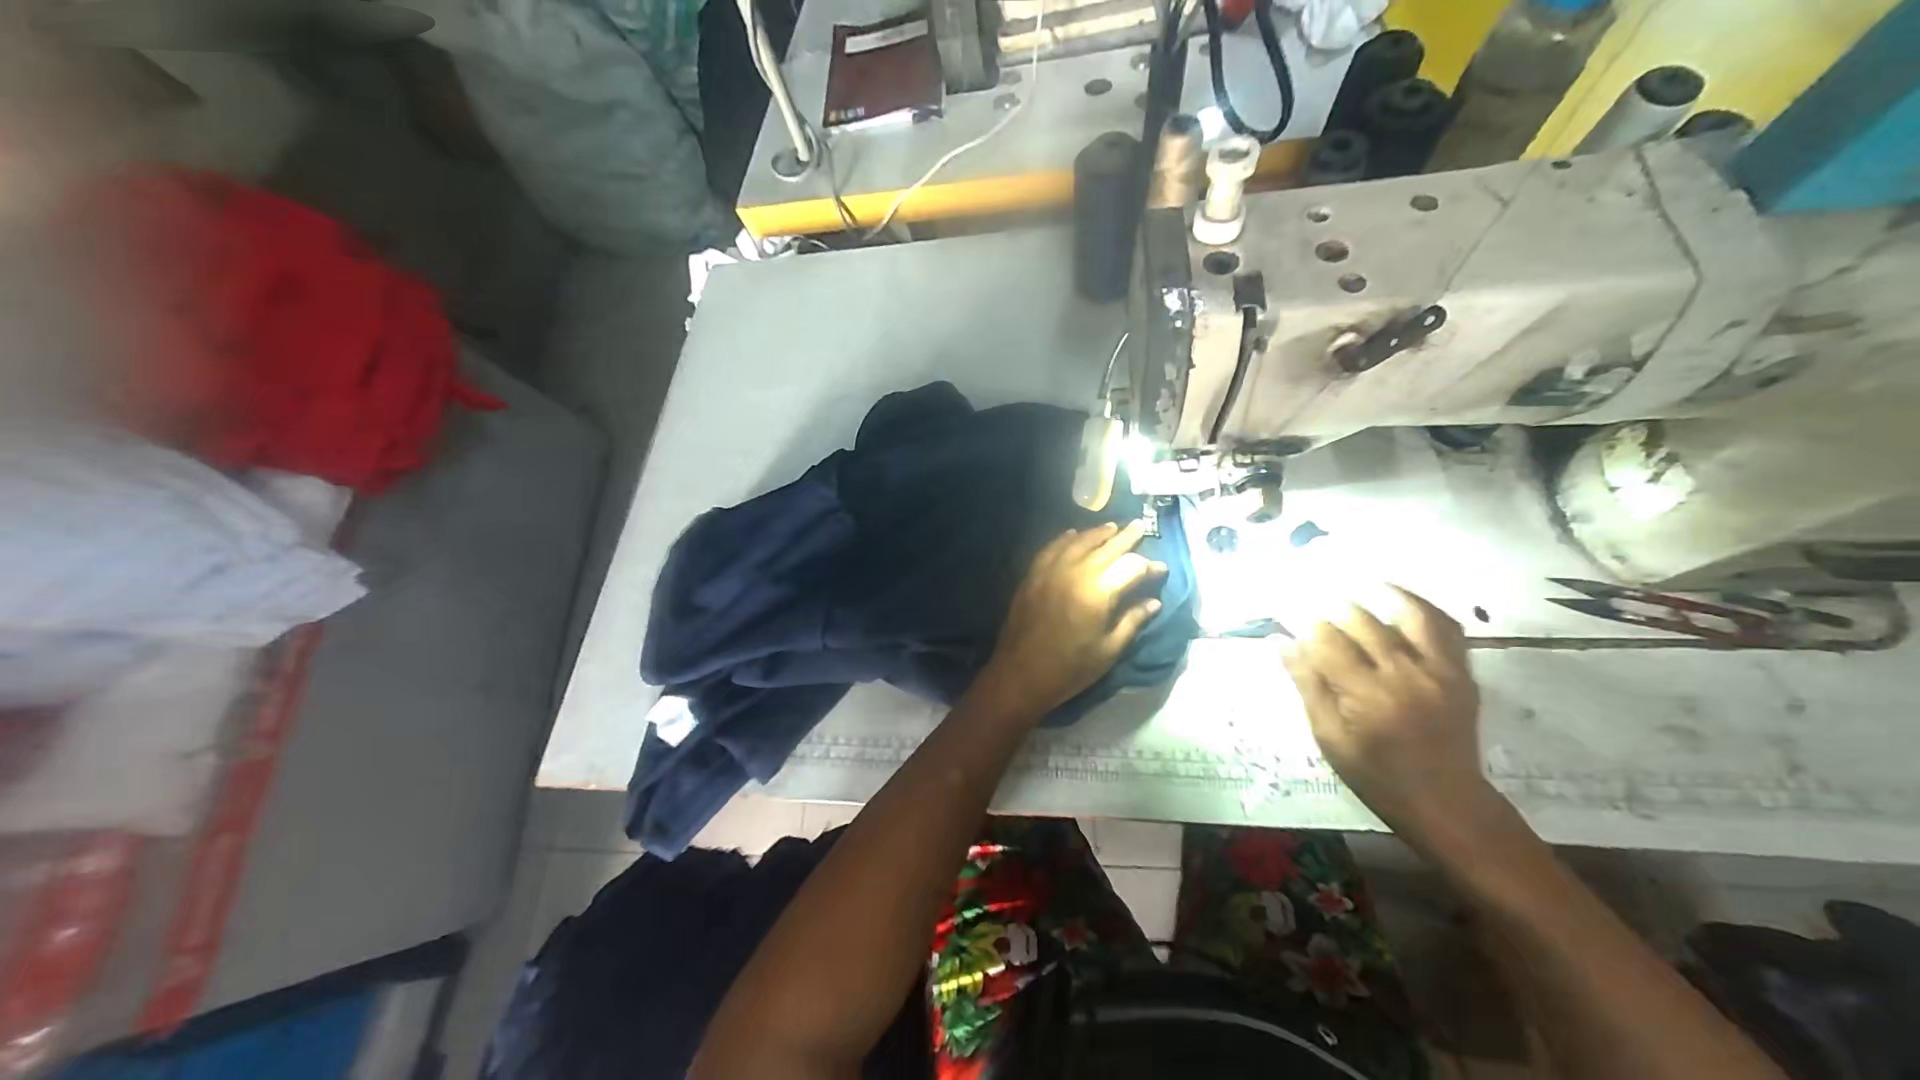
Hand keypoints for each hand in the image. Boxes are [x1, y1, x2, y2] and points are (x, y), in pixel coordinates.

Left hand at [981, 521, 1167, 714]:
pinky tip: (1073, 534)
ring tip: (1112, 528)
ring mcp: (1050, 570)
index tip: (1161, 569)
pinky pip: (1052, 548)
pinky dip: (1065, 539)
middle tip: (1140, 526)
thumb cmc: (1070, 669)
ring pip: (1078, 541)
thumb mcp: (1109, 650)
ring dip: (1097, 533)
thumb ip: (1132, 620)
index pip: (1132, 566)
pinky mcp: (1032, 575)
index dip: (1149, 567)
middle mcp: (1075, 572)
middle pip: (1106, 546)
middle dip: (1126, 537)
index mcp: (1098, 591)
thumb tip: (1154, 601)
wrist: (1019, 675)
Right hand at [1282, 586, 1496, 845]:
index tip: (1289, 615)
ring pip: (1409, 616)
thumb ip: (1307, 685)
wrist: (1446, 803)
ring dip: (1383, 596)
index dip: (1305, 625)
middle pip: (1364, 622)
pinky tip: (1402, 604)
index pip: (1328, 641)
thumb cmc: (1376, 776)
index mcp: (1367, 695)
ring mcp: (1439, 672)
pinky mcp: (1461, 674)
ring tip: (1361, 588)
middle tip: (1317, 605)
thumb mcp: (1329, 737)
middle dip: (1335, 610)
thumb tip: (1282, 641)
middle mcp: (1405, 675)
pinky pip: (1447, 628)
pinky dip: (1424, 610)